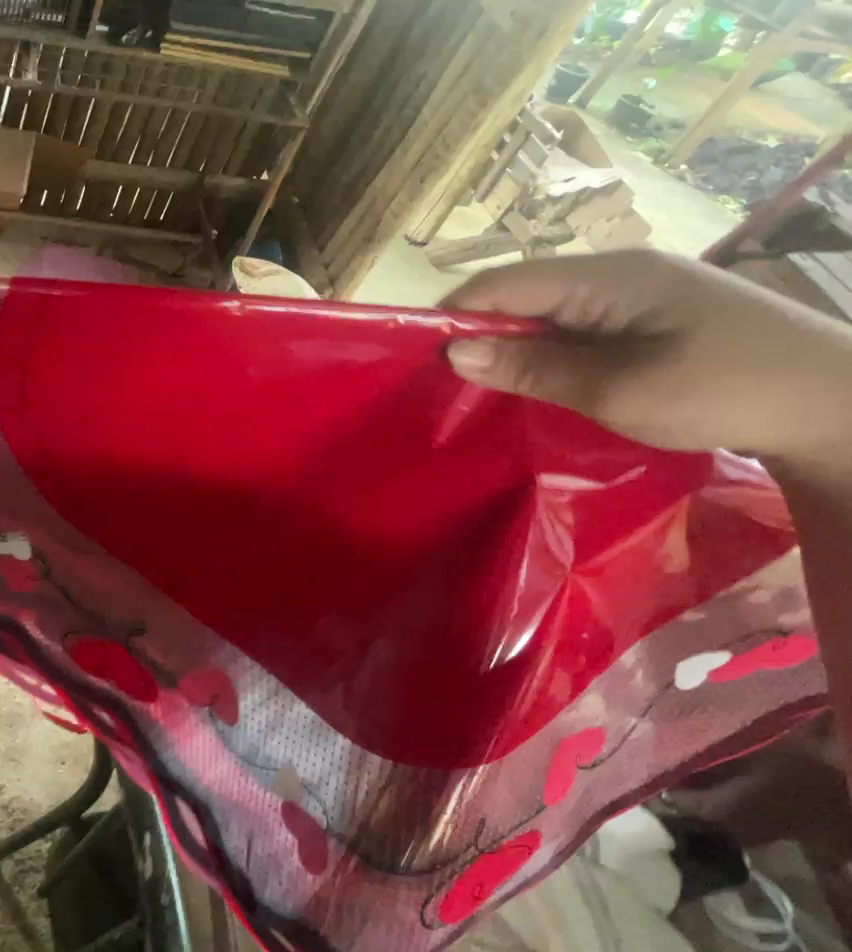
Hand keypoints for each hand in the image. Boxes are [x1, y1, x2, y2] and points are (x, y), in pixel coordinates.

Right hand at [440, 250, 851, 466]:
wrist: (840, 405)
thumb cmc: (727, 392)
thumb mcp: (618, 389)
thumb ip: (533, 369)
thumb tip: (454, 353)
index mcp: (609, 277)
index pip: (500, 284)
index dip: (451, 318)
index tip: (416, 365)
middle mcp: (618, 272)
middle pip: (517, 294)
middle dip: (474, 336)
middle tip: (442, 388)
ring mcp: (636, 292)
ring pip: (542, 312)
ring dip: (507, 349)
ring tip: (479, 391)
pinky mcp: (649, 315)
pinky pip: (572, 326)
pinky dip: (541, 354)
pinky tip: (532, 385)